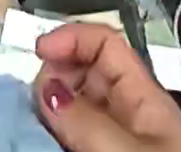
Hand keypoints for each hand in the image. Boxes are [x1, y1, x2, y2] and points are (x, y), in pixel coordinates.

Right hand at [31, 24, 180, 151]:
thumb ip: (87, 122)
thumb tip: (45, 90)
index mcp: (145, 101)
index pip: (104, 43)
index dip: (70, 38)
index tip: (39, 52)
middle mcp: (128, 115)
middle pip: (82, 69)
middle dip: (53, 75)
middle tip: (38, 100)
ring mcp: (113, 141)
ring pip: (71, 102)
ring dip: (48, 106)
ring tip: (35, 124)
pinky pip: (68, 134)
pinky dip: (50, 131)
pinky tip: (39, 139)